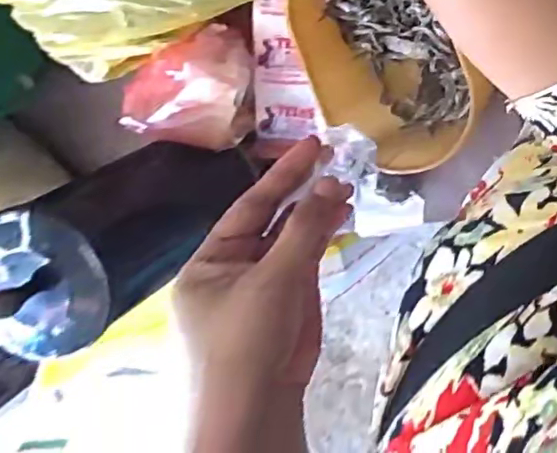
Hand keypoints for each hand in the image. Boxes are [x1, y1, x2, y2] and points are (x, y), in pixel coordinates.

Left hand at [176, 137, 350, 450]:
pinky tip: (344, 214)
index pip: (249, 206)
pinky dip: (325, 233)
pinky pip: (307, 256)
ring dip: (319, 210)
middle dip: (304, 188)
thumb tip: (332, 180)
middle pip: (272, 217)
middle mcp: (232, 268)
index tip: (314, 143)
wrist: (253, 412)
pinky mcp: (287, 298)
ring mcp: (262, 283)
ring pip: (293, 235)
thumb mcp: (275, 278)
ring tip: (347, 185)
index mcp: (209, 263)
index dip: (283, 173)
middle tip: (336, 156)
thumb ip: (306, 226)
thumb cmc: (246, 342)